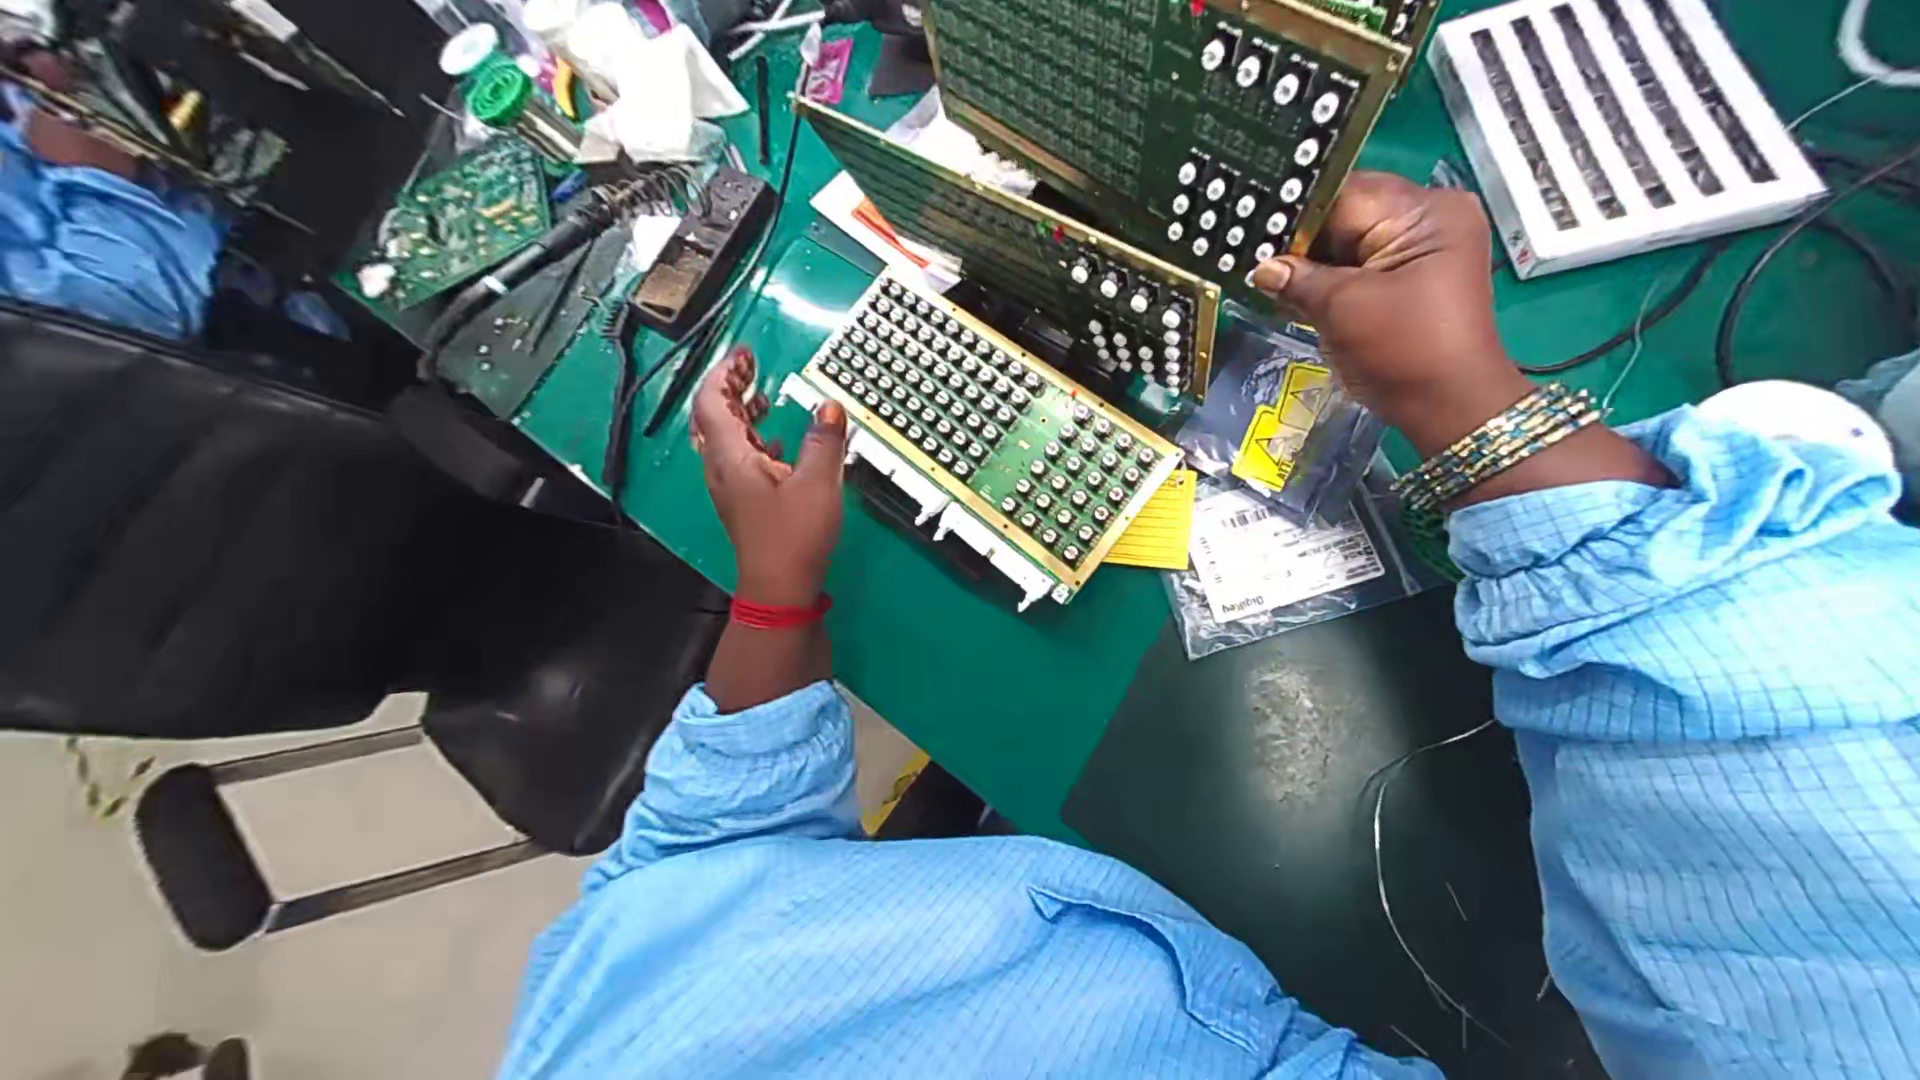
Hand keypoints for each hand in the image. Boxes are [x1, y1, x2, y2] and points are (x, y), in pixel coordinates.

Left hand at [692, 346, 848, 606]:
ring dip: (741, 412)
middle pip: (714, 416)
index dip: (725, 372)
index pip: (713, 402)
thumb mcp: (818, 483)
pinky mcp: (744, 501)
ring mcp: (731, 486)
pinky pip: (740, 458)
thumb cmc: (795, 535)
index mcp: (732, 457)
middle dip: (730, 387)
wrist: (780, 588)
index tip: (746, 353)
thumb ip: (824, 440)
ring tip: (765, 396)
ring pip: (726, 438)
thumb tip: (830, 405)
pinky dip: (754, 439)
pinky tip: (780, 442)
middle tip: (752, 366)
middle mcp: (722, 468)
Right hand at [1251, 171, 1668, 503]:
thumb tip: (1261, 267)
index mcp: (1424, 213)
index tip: (1252, 226)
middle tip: (1250, 253)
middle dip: (1298, 240)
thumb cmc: (1404, 350)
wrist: (1444, 403)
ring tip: (1263, 276)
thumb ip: (1299, 280)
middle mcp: (1424, 221)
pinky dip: (1321, 281)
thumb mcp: (1345, 308)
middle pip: (1344, 215)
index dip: (1296, 211)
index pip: (1346, 193)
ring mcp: (1412, 253)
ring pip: (1343, 245)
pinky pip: (1351, 269)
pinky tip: (1288, 292)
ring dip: (1306, 264)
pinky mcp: (1398, 281)